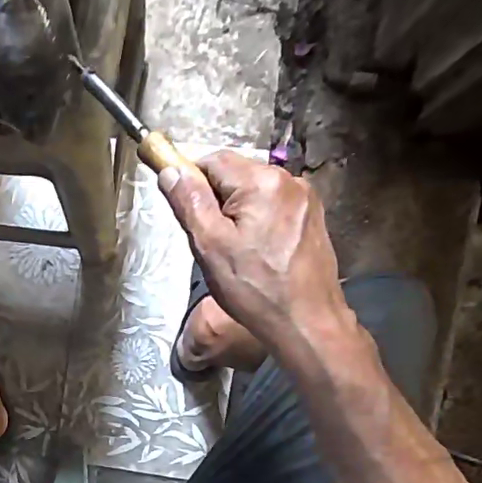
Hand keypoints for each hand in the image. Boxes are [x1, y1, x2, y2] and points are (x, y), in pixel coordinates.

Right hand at [159, 153, 355, 362]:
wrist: (306, 322)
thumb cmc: (254, 288)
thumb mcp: (210, 245)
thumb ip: (189, 202)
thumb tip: (170, 170)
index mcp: (262, 181)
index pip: (212, 160)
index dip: (190, 180)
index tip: (182, 209)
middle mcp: (289, 180)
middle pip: (234, 173)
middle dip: (213, 199)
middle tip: (207, 239)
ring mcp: (304, 198)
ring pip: (252, 191)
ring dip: (234, 211)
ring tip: (231, 250)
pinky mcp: (311, 216)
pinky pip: (271, 205)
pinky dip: (255, 220)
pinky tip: (253, 251)